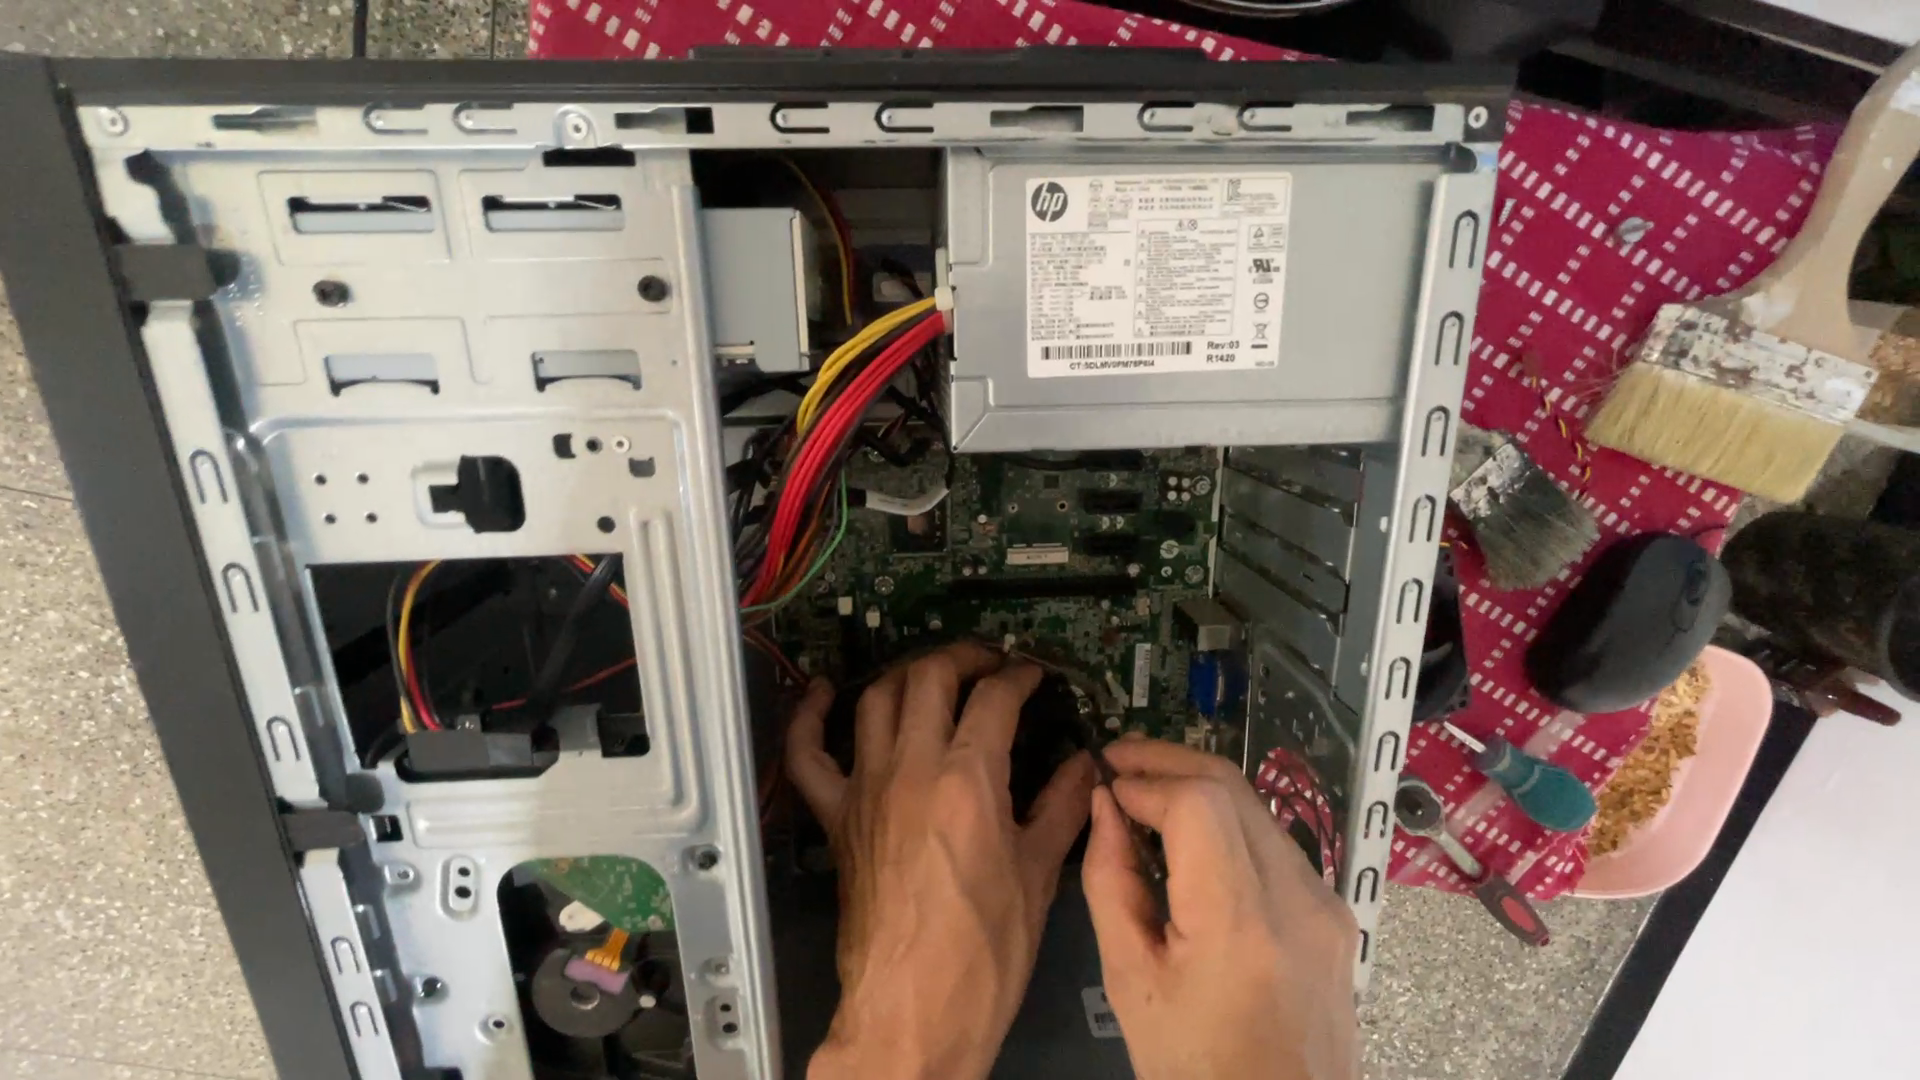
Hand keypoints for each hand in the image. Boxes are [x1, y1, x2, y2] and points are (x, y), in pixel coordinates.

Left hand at [786, 643, 1096, 1079]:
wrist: (913, 1013)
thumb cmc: (985, 953)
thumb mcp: (1038, 875)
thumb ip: (1062, 807)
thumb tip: (1085, 765)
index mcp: (968, 780)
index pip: (995, 698)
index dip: (1019, 676)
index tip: (1032, 675)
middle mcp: (912, 768)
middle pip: (931, 677)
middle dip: (965, 656)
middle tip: (990, 662)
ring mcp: (866, 788)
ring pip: (877, 698)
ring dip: (908, 673)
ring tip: (935, 673)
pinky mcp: (837, 816)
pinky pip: (808, 755)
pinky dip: (811, 716)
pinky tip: (826, 692)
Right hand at [1083, 739, 1359, 1079]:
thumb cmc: (1191, 1065)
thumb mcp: (1129, 978)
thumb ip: (1111, 880)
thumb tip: (1105, 803)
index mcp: (1241, 923)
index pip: (1199, 804)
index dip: (1147, 780)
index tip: (1106, 783)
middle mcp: (1298, 898)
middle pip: (1231, 786)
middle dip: (1168, 760)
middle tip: (1117, 758)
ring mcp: (1325, 901)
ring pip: (1253, 803)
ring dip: (1194, 782)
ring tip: (1143, 787)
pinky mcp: (1334, 909)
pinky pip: (1270, 836)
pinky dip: (1223, 815)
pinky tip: (1187, 831)